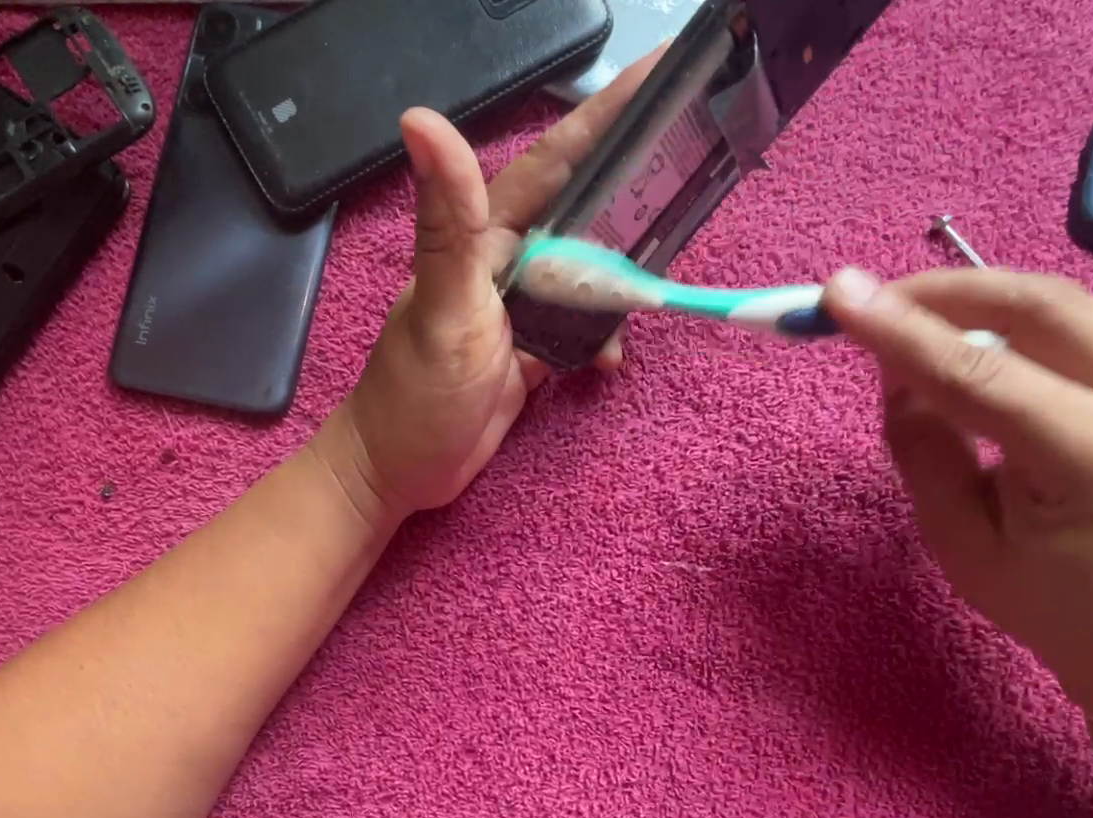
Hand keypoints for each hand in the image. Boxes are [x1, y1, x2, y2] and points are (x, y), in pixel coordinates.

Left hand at [314, 55, 657, 527]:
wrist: (399, 470)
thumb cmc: (416, 394)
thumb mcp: (443, 308)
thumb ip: (450, 224)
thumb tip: (421, 118)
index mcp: (484, 239)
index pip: (555, 164)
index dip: (607, 117)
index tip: (665, 71)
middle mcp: (504, 262)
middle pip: (582, 213)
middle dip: (633, 191)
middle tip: (693, 166)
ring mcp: (517, 309)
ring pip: (586, 274)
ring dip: (623, 277)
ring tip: (660, 281)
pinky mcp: (527, 351)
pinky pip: (578, 328)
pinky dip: (600, 338)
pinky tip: (609, 358)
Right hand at [822, 267, 1092, 716]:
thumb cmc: (1046, 604)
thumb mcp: (958, 538)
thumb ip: (924, 446)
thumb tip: (897, 372)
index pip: (979, 372)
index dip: (901, 329)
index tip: (837, 293)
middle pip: (1040, 307)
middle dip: (946, 292)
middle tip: (871, 297)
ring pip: (1067, 306)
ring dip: (982, 300)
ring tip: (916, 318)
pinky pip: (1084, 330)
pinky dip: (1018, 322)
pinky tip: (975, 342)